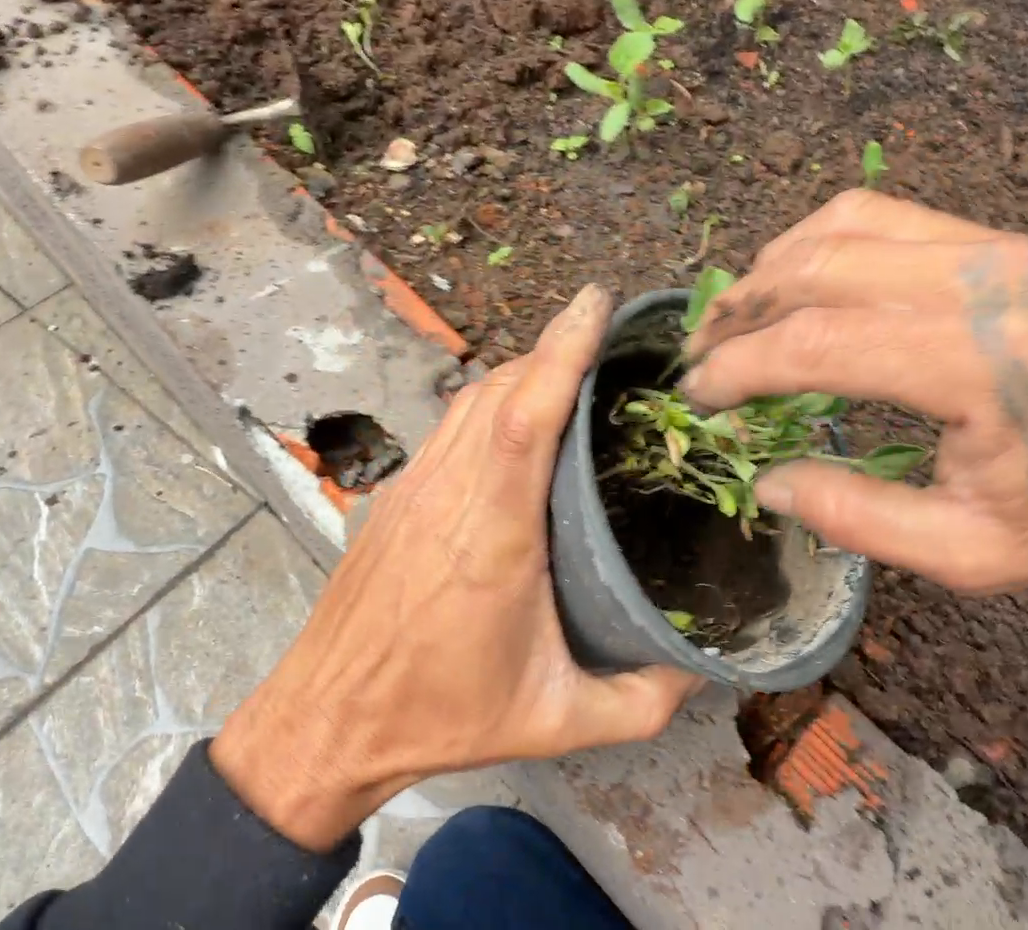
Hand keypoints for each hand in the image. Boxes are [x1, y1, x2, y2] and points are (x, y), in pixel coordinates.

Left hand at [211, 285, 702, 851]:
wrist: (326, 721)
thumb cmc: (439, 718)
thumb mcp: (555, 723)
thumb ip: (642, 701)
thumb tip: (701, 663)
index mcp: (493, 539)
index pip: (525, 420)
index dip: (560, 352)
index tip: (595, 305)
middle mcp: (449, 496)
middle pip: (500, 391)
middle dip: (555, 349)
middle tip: (612, 339)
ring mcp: (414, 489)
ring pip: (472, 399)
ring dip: (523, 370)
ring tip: (573, 365)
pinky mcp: (397, 495)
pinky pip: (451, 424)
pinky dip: (492, 400)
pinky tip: (520, 416)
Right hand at [681, 190, 1027, 599]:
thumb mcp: (968, 556)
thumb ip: (855, 518)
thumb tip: (766, 481)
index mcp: (977, 365)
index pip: (814, 343)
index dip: (736, 368)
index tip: (697, 397)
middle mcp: (985, 282)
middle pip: (815, 266)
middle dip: (738, 311)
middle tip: (699, 357)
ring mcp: (999, 249)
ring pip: (845, 224)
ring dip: (775, 266)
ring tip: (737, 317)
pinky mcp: (1007, 244)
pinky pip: (889, 217)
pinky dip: (826, 242)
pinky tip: (805, 282)